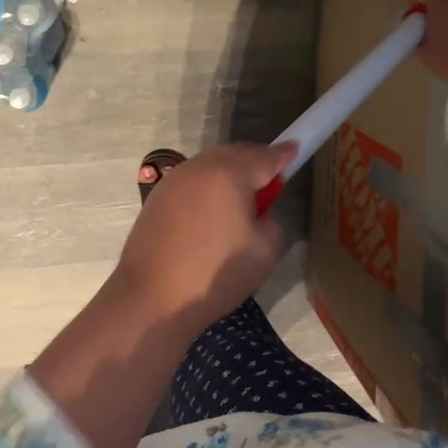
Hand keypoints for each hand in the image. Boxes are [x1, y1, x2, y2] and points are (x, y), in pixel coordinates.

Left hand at [112, 142, 296, 333]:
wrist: (152, 298)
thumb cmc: (215, 274)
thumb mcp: (265, 251)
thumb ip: (271, 220)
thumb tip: (259, 211)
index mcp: (229, 174)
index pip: (265, 156)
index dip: (284, 154)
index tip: (296, 149)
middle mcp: (199, 167)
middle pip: (236, 154)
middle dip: (256, 161)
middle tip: (271, 182)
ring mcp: (174, 180)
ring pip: (211, 165)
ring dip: (230, 173)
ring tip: (241, 201)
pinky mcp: (157, 197)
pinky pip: (193, 181)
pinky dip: (208, 187)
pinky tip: (212, 213)